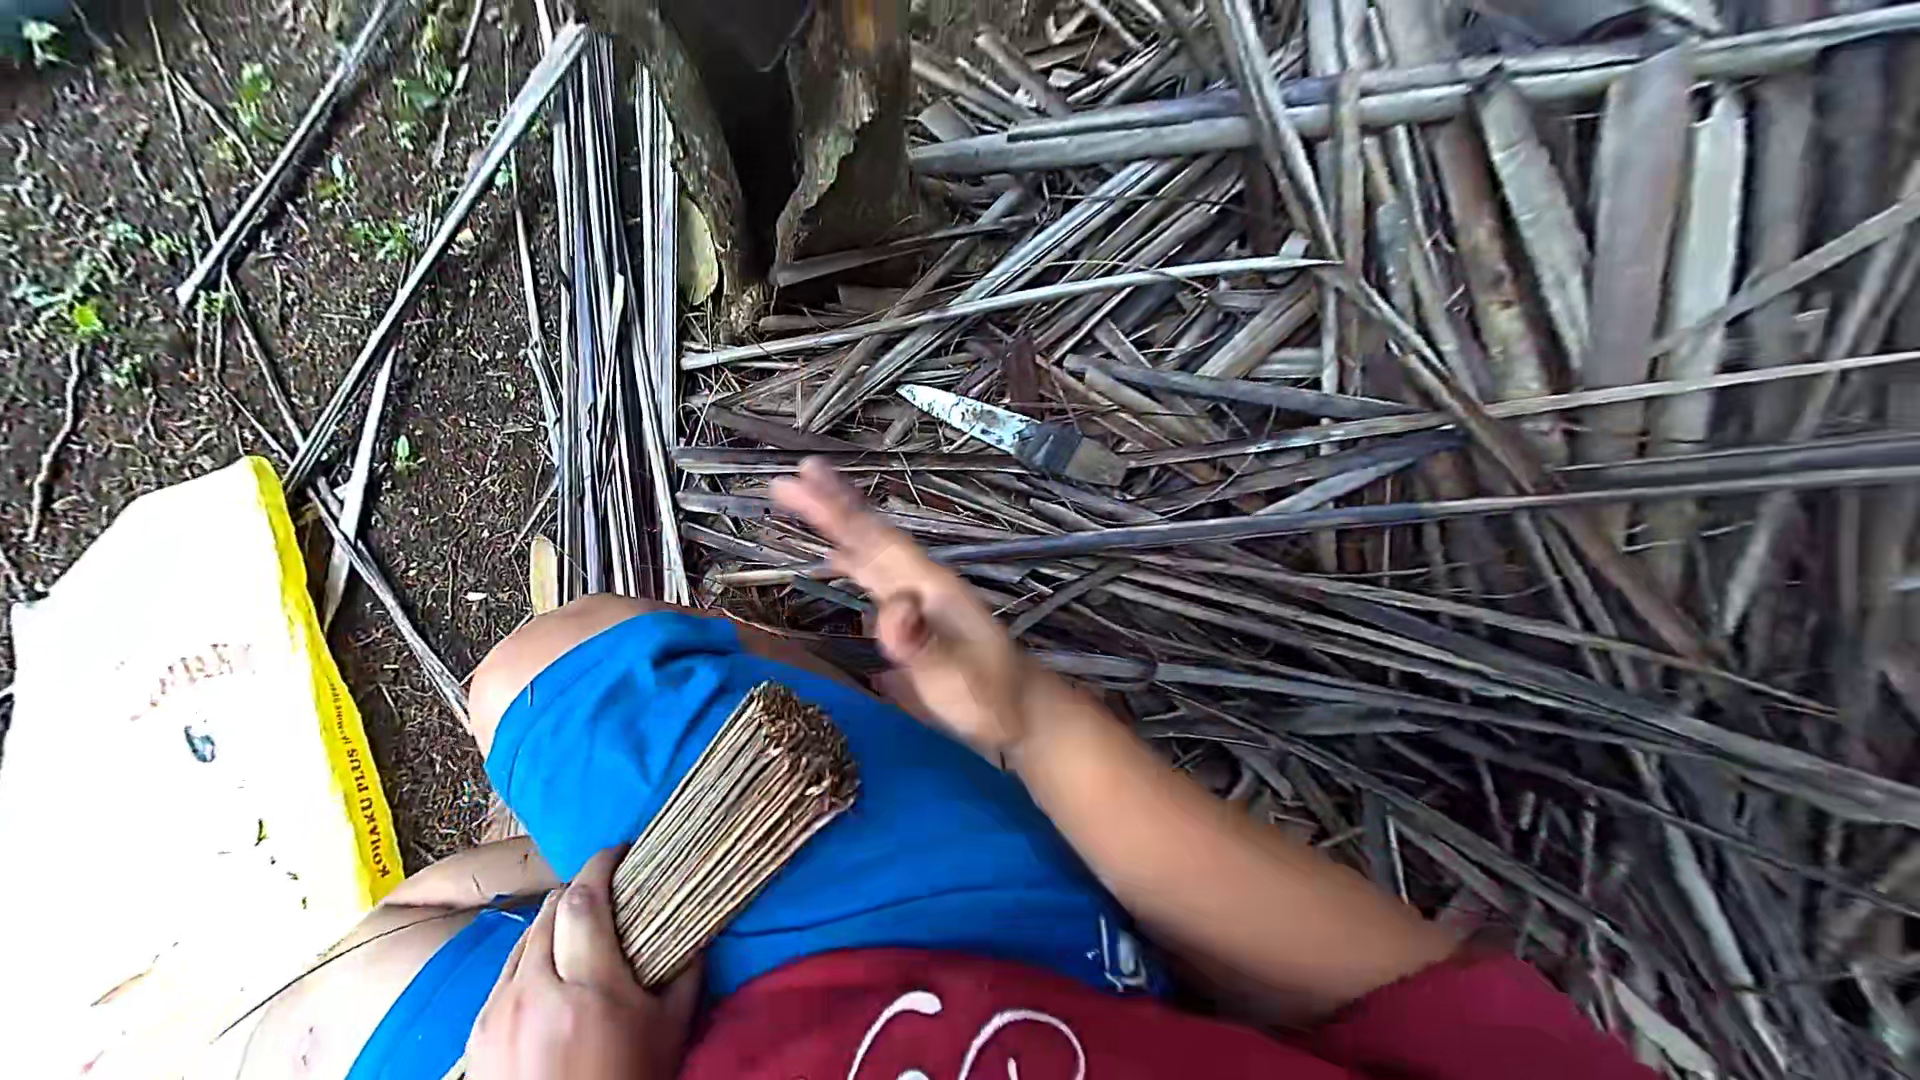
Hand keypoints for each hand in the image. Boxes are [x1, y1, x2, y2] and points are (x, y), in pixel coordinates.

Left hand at [468, 849, 699, 1079]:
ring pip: (524, 936)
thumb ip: (686, 973)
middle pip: (552, 909)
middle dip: (581, 886)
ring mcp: (498, 1014)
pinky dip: (531, 951)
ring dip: (554, 917)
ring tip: (580, 920)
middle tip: (607, 883)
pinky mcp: (477, 1036)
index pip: (585, 901)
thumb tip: (697, 928)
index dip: (602, 864)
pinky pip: (504, 971)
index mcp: (588, 988)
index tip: (621, 850)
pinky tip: (550, 961)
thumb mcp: (669, 1031)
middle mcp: (535, 992)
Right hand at [771, 458, 1037, 757]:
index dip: (842, 509)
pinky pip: (875, 578)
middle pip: (872, 537)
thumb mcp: (956, 676)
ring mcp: (920, 599)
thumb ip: (922, 644)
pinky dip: (853, 561)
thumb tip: (892, 606)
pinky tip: (839, 558)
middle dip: (833, 506)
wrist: (1021, 711)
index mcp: (929, 586)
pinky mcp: (916, 618)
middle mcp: (921, 583)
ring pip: (872, 553)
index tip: (807, 476)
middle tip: (794, 477)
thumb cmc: (990, 697)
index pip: (878, 540)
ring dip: (841, 527)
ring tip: (809, 500)